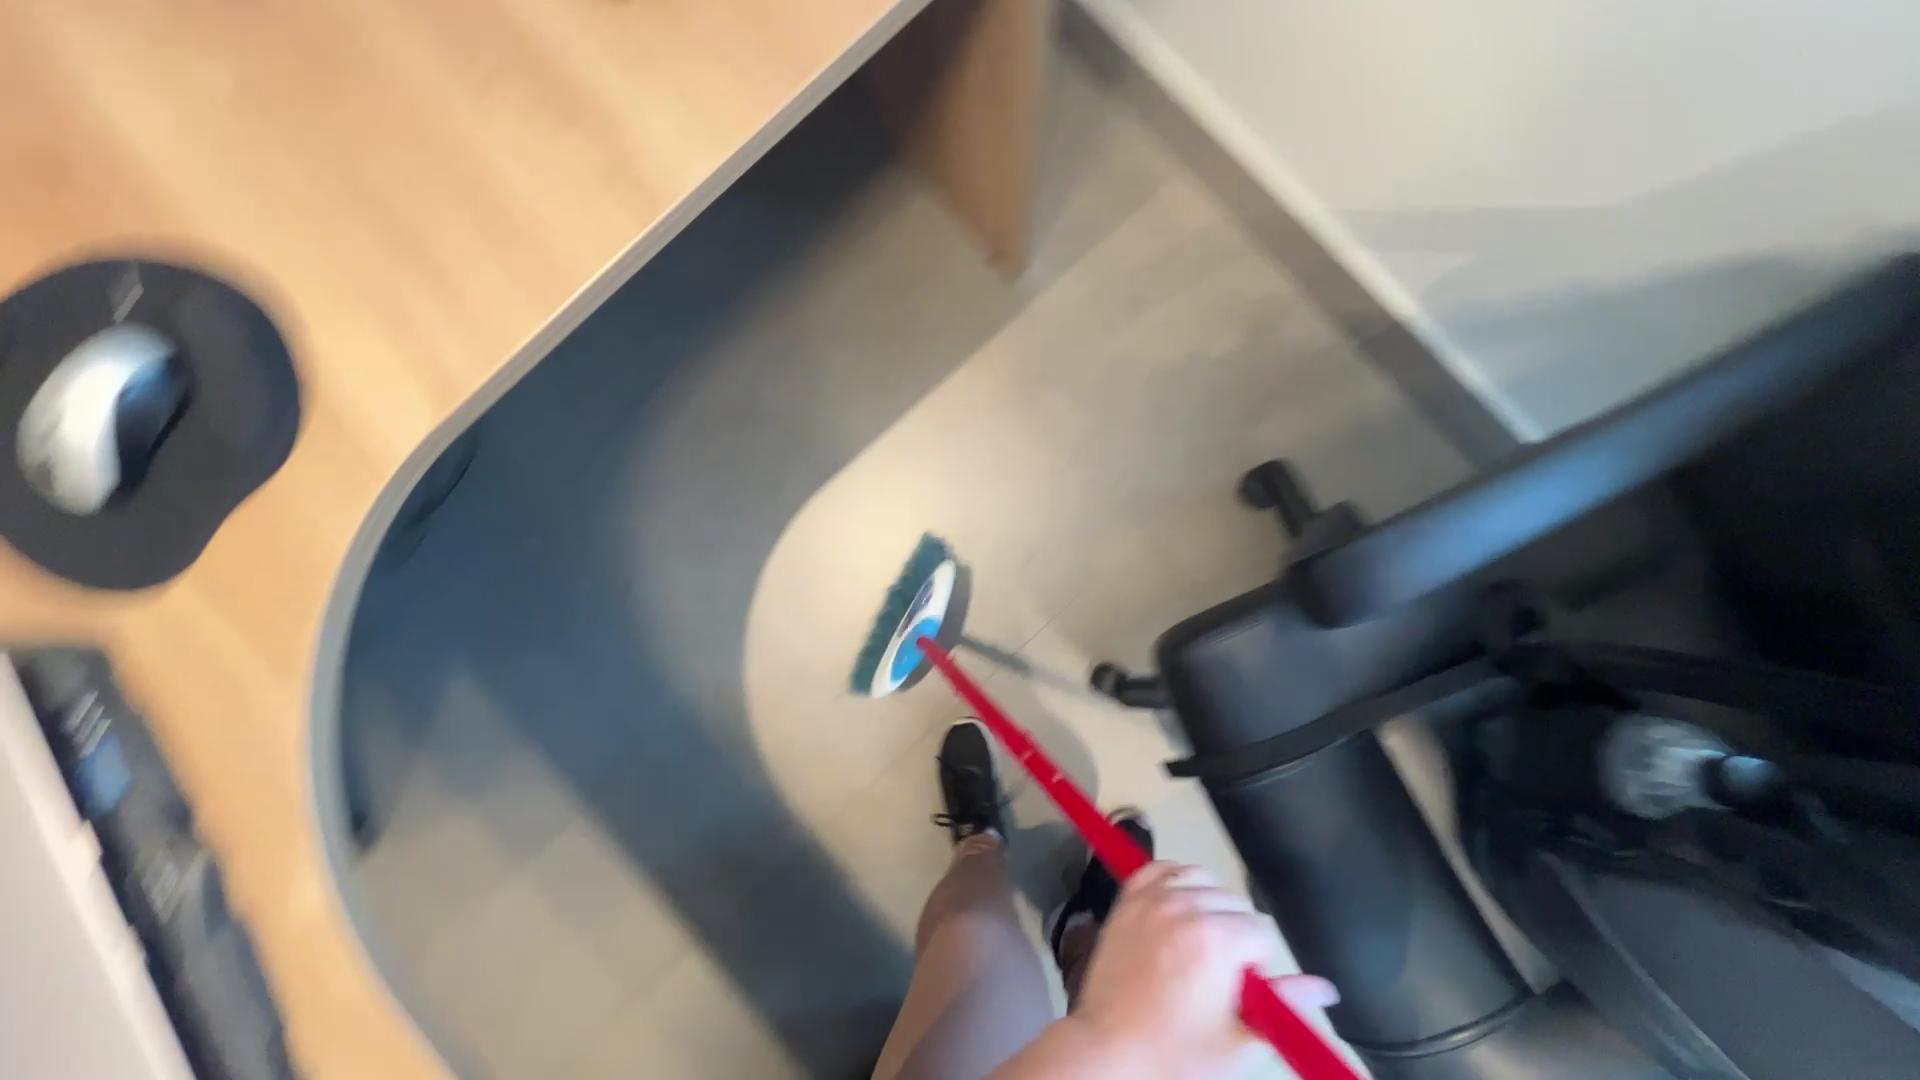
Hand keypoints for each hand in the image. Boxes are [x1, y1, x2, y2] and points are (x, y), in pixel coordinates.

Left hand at [1071, 862, 1338, 1077]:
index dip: (1259, 964)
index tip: (1243, 988)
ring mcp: (1150, 900)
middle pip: (1234, 903)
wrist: (1109, 1051)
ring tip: (1199, 946)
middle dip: (1236, 936)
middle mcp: (1182, 908)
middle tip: (1221, 977)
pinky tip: (1176, 908)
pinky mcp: (1127, 901)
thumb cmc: (1173, 1054)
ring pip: (1200, 879)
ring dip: (1207, 905)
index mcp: (1213, 939)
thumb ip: (1285, 1006)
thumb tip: (1323, 989)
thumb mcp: (1240, 1041)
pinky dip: (1172, 880)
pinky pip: (1158, 869)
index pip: (1262, 932)